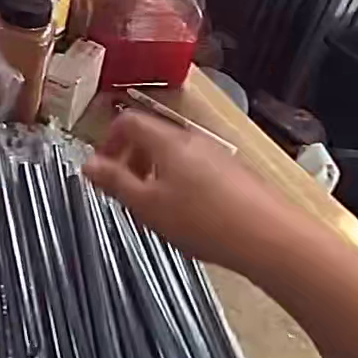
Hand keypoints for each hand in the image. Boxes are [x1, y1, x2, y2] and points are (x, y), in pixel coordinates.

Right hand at [84, 109, 318, 278]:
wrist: (269, 237)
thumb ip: (114, 182)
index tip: (103, 170)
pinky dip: (179, 182)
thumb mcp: (147, 205)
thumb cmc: (202, 220)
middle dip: (130, 160)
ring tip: (155, 209)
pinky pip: (194, 167)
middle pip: (150, 136)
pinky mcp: (232, 172)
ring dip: (154, 173)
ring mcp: (215, 153)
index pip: (127, 121)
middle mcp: (190, 138)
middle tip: (125, 193)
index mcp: (165, 140)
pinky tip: (187, 215)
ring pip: (172, 154)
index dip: (108, 141)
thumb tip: (88, 164)